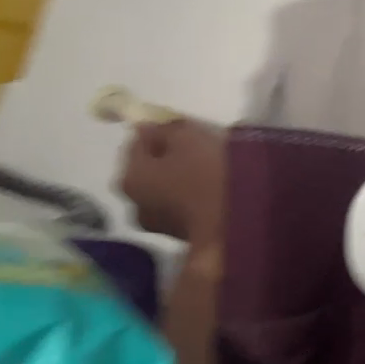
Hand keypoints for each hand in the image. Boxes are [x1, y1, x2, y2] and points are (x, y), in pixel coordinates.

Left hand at [116, 120, 226, 245]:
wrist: (235, 228)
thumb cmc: (209, 176)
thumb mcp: (190, 139)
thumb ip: (167, 129)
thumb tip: (150, 126)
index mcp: (129, 176)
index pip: (137, 142)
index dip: (160, 131)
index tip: (187, 128)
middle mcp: (134, 203)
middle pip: (151, 169)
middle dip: (171, 159)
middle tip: (201, 151)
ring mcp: (159, 225)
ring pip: (168, 190)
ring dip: (183, 181)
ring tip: (212, 175)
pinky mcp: (182, 237)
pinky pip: (184, 207)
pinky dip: (195, 199)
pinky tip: (216, 195)